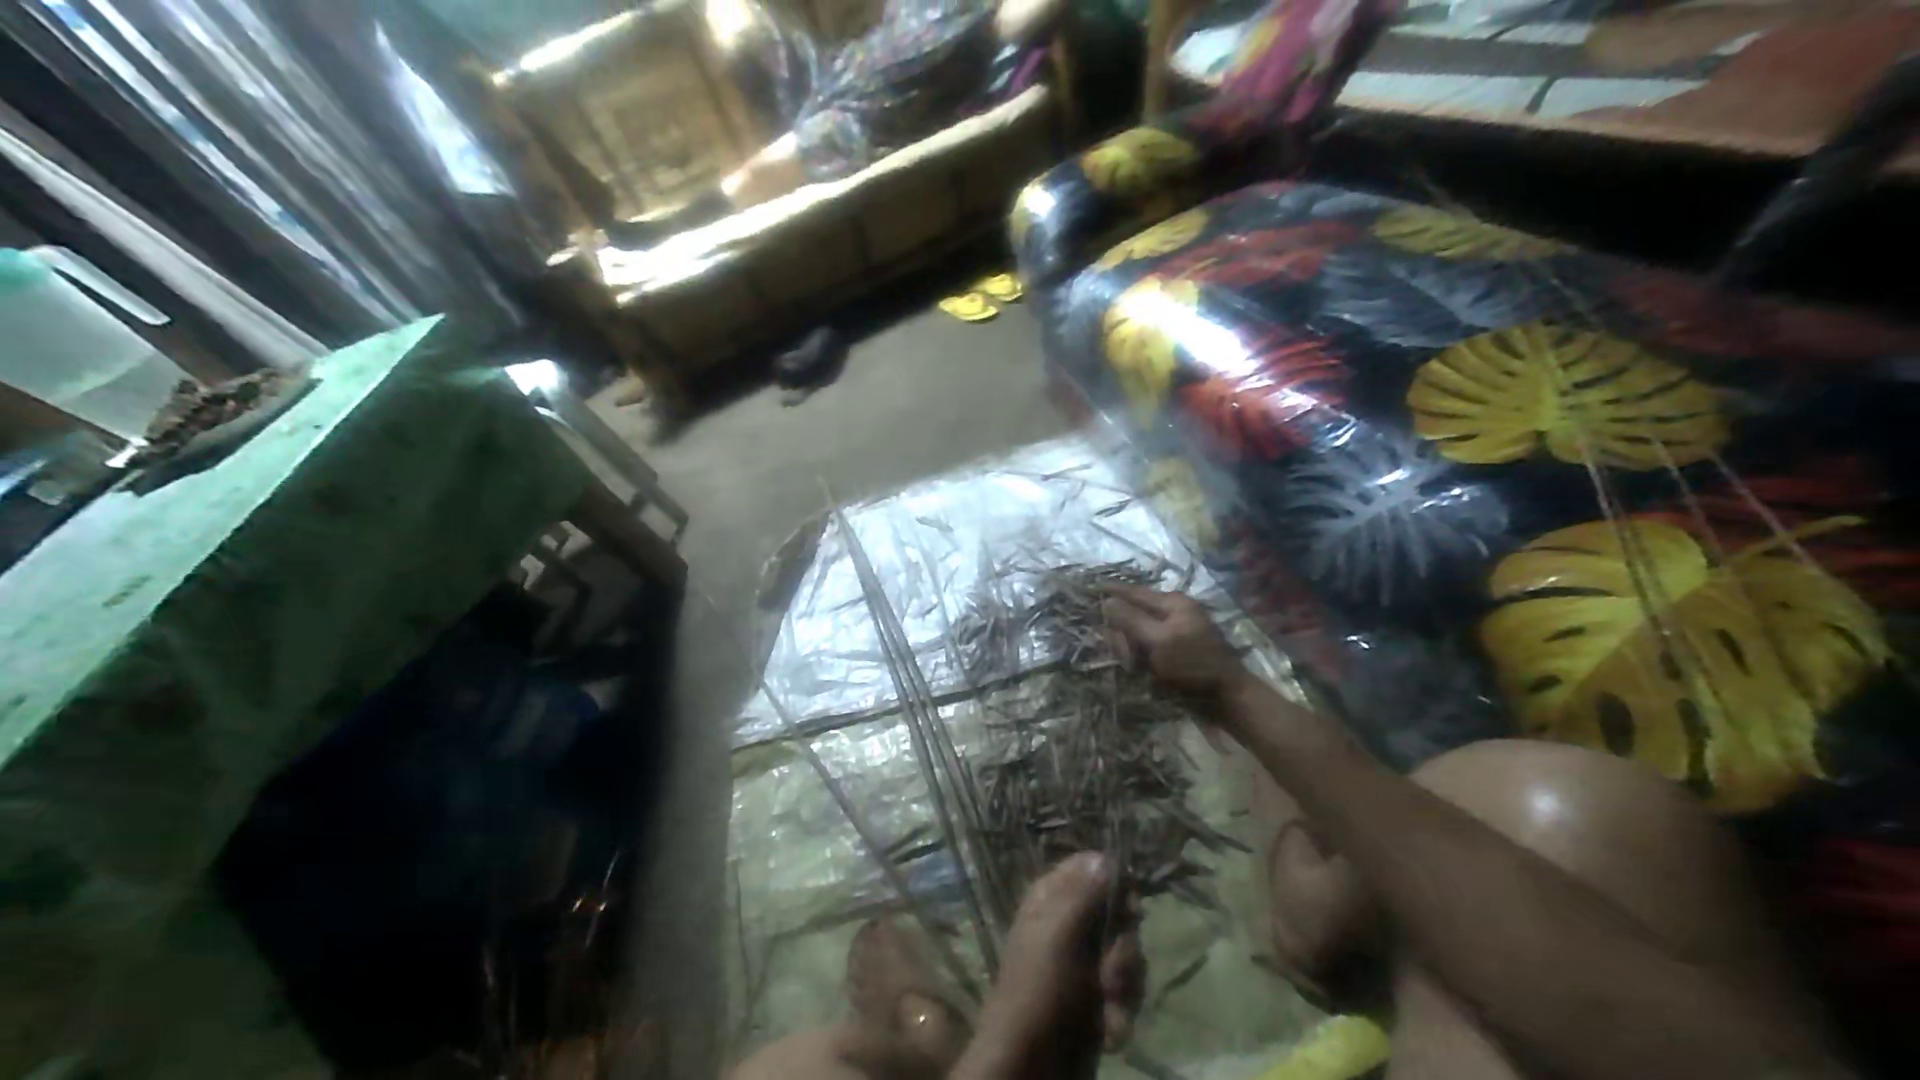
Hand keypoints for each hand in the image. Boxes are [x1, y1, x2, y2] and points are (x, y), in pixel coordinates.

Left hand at [950, 853, 1143, 1079]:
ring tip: (1109, 1007)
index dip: (1115, 882)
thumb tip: (1108, 856)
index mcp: (1051, 897)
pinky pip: (1128, 988)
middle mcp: (1069, 922)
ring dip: (1126, 984)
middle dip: (1124, 947)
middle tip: (1111, 970)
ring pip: (1128, 952)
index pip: (1091, 866)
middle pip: (1119, 911)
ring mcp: (1084, 960)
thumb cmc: (1039, 991)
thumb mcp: (1060, 933)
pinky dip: (1123, 1010)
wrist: (1030, 1067)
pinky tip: (1111, 1031)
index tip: (1129, 906)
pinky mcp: (1098, 996)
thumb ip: (1086, 893)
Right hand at [1101, 585, 1246, 703]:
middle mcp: (1173, 613)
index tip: (1091, 587)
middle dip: (1123, 635)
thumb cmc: (1193, 664)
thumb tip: (1106, 601)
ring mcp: (1174, 632)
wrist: (1226, 697)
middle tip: (1126, 657)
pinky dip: (1140, 658)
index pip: (1134, 592)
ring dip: (1131, 650)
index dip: (1111, 591)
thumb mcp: (1159, 640)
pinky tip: (1141, 671)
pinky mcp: (1175, 652)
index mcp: (1172, 603)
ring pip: (1138, 634)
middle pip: (1133, 615)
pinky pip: (1147, 648)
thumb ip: (1131, 619)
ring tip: (1135, 668)